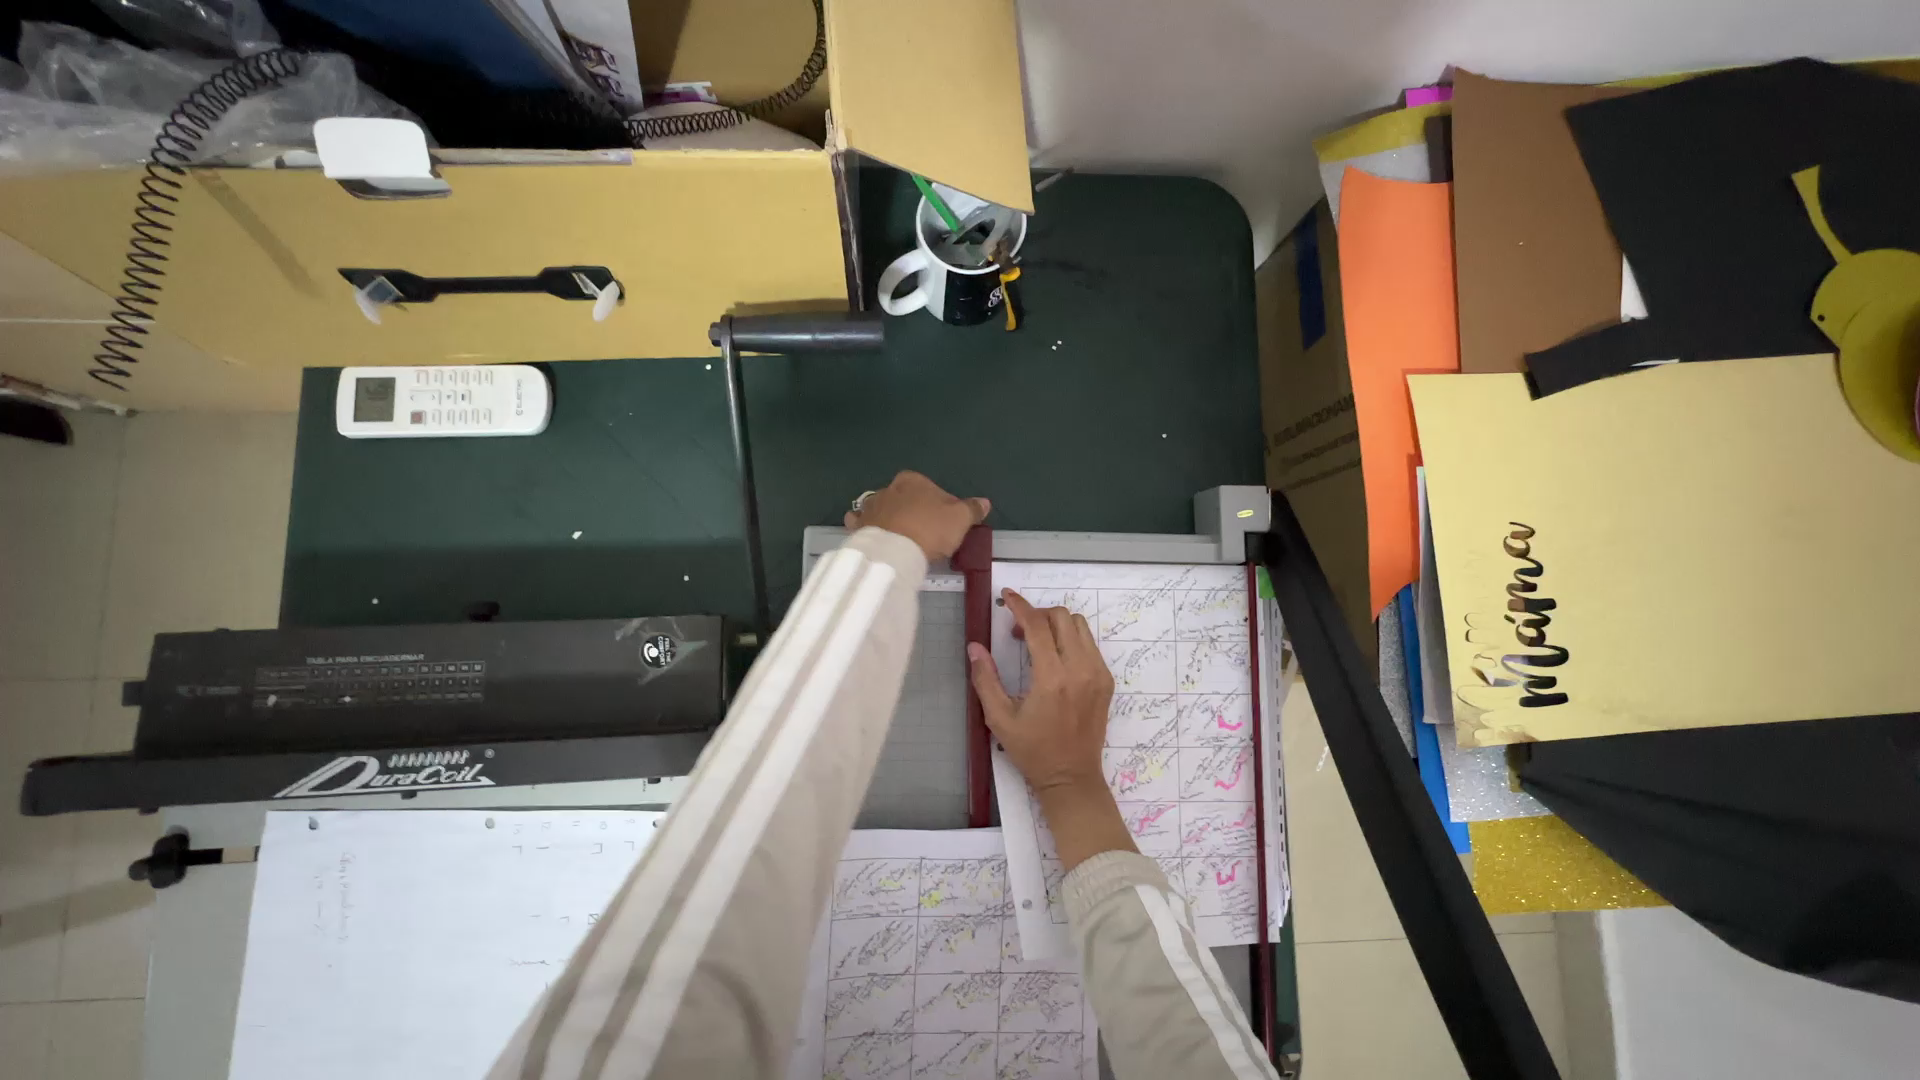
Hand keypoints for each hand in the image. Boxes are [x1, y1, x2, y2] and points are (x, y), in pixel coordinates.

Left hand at [844, 471, 989, 560]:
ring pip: (885, 509)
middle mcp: (889, 487)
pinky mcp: (858, 525)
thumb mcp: (960, 519)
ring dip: (892, 518)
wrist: (893, 552)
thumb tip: (984, 502)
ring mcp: (870, 506)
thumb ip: (972, 509)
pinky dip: (868, 526)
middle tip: (927, 533)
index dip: (944, 507)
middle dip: (916, 511)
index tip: (949, 525)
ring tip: (902, 537)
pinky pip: (862, 523)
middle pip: (908, 499)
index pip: (934, 491)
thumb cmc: (930, 529)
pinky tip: (876, 535)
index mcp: (914, 480)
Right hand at [968, 589, 1111, 792]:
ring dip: (1055, 624)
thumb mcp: (999, 718)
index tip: (1006, 596)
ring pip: (1079, 626)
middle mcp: (1080, 670)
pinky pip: (1090, 644)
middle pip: (1061, 617)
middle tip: (1017, 631)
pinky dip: (1071, 640)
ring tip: (1037, 643)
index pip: (1037, 626)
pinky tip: (1055, 658)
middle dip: (1036, 615)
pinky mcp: (1106, 680)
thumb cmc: (1032, 750)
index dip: (1020, 606)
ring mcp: (1097, 674)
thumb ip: (985, 679)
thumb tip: (975, 647)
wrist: (1071, 777)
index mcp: (1052, 679)